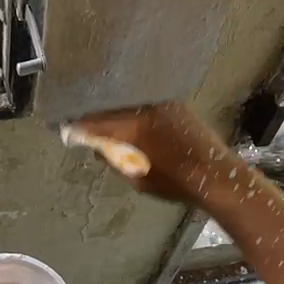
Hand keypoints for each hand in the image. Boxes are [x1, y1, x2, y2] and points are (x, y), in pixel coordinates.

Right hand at [68, 101, 244, 203]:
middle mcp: (145, 107)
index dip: (78, 125)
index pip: (95, 121)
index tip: (65, 127)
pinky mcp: (174, 104)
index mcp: (133, 126)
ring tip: (102, 117)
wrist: (218, 176)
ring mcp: (161, 102)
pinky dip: (132, 108)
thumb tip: (97, 149)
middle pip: (110, 105)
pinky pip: (145, 101)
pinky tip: (129, 116)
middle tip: (80, 121)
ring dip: (113, 108)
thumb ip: (115, 160)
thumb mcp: (137, 179)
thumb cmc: (176, 183)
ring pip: (128, 101)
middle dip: (93, 113)